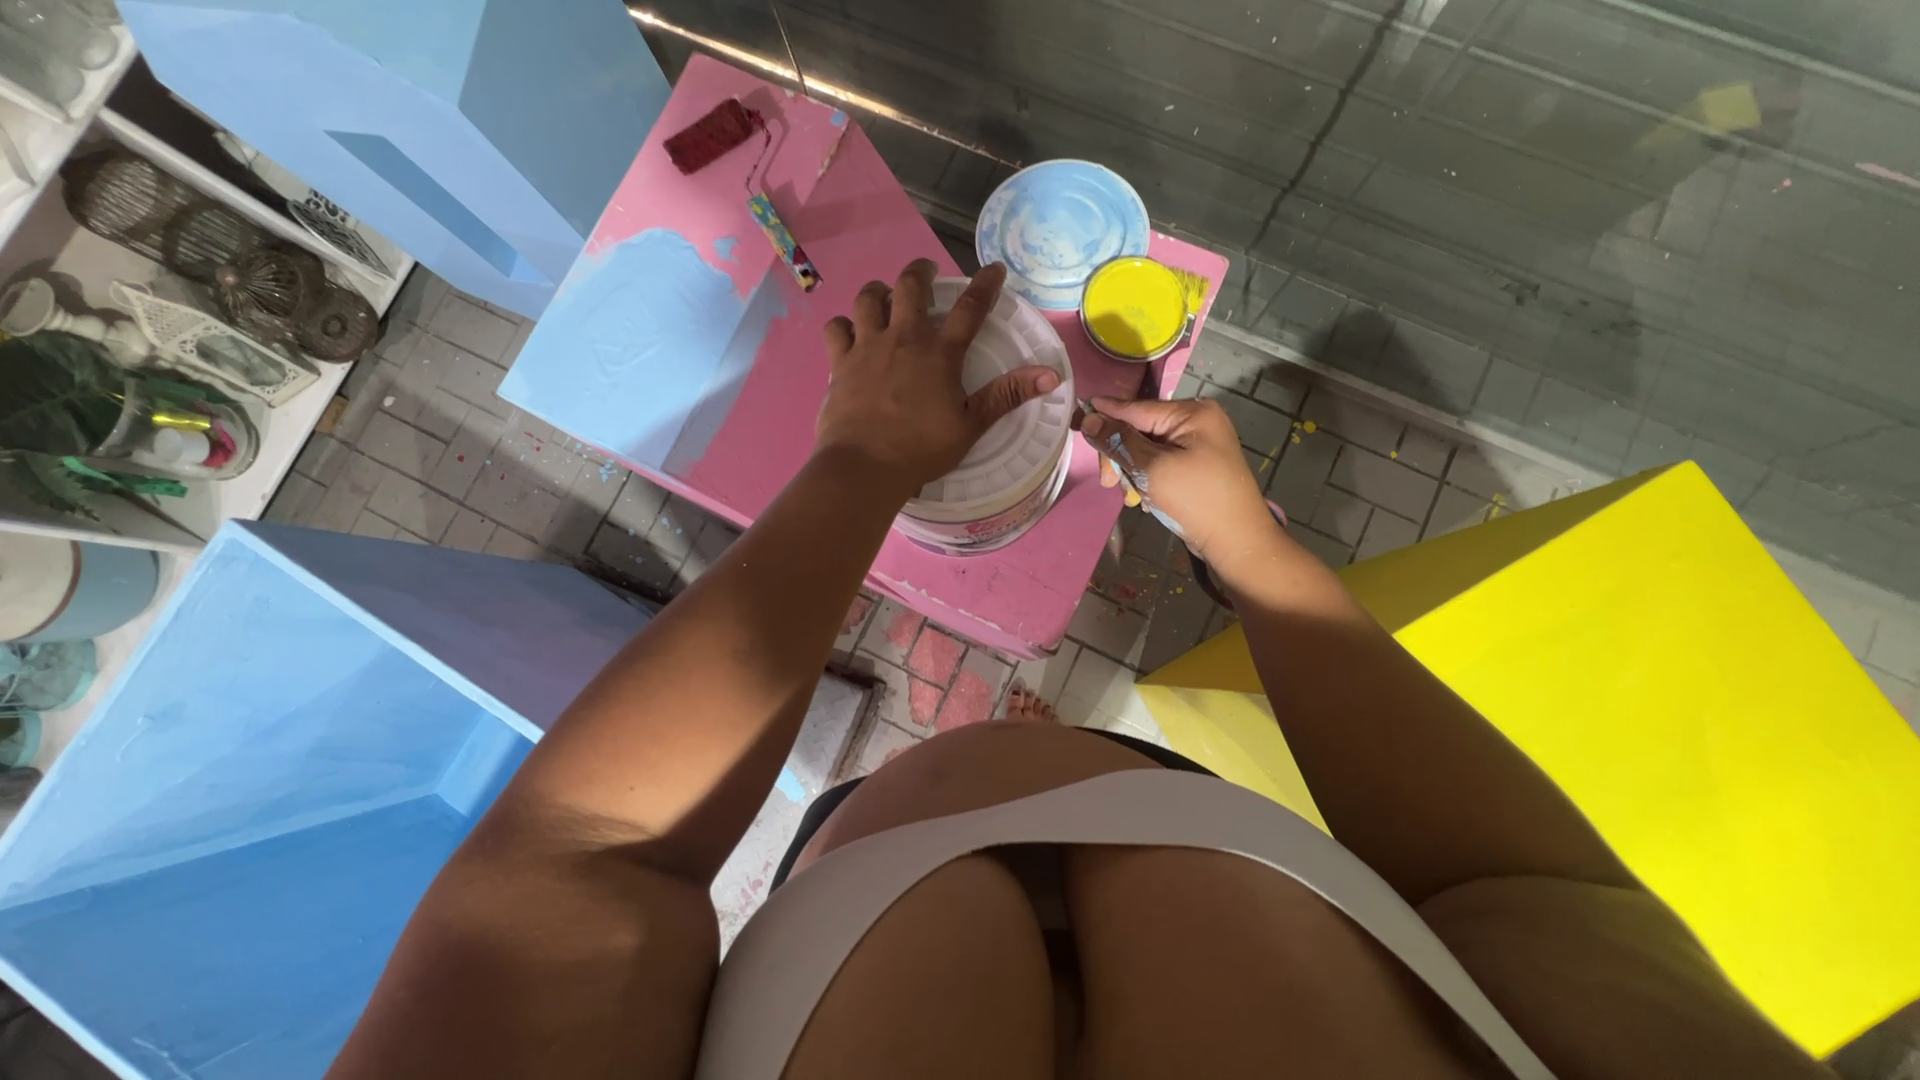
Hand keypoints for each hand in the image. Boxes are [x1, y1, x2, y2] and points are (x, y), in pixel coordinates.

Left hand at [816, 259, 1061, 499]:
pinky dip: (844, 324)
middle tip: (926, 273)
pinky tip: (850, 331)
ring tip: (886, 296)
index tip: (994, 269)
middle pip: (910, 286)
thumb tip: (1051, 374)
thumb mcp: (972, 424)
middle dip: (920, 271)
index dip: (985, 285)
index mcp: (940, 353)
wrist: (864, 465)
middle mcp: (903, 338)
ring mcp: (867, 347)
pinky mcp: (840, 363)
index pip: (969, 309)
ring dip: (879, 291)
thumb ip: (1007, 395)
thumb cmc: (922, 448)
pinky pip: (837, 328)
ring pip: (868, 299)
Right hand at [1080, 397, 1277, 566]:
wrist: (1236, 541)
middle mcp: (1196, 421)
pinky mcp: (1195, 466)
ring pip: (1145, 449)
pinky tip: (1144, 499)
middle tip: (1109, 483)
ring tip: (1131, 497)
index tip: (1076, 418)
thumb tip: (1088, 419)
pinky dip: (1146, 479)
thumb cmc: (1196, 500)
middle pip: (1139, 429)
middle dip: (1120, 455)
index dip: (1105, 415)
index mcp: (1192, 413)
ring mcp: (1197, 444)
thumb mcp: (1152, 469)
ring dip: (1132, 472)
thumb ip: (1119, 442)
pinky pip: (1158, 463)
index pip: (1136, 409)